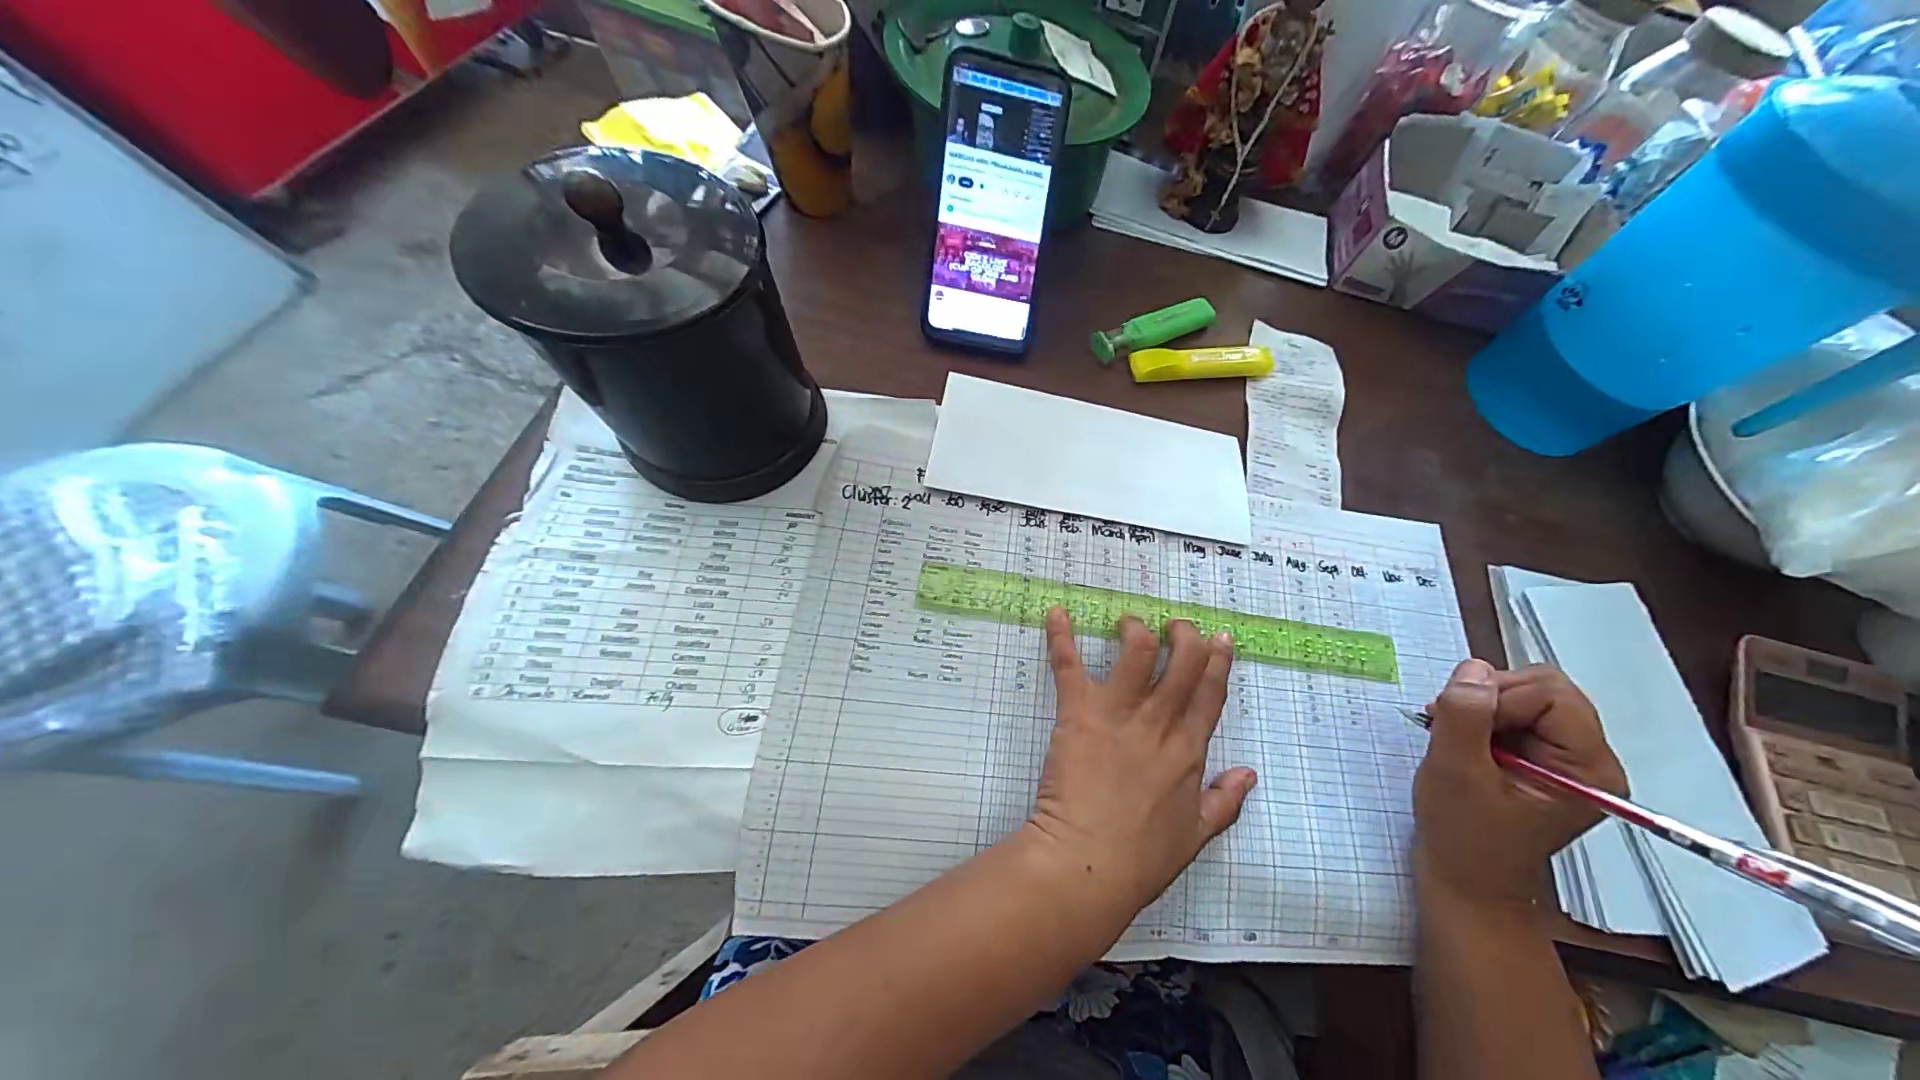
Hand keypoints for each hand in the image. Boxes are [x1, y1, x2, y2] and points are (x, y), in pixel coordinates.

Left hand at [1022, 607, 1256, 917]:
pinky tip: (1057, 614)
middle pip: (1182, 664)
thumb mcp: (1194, 836)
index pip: (1210, 695)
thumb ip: (1224, 801)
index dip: (1218, 662)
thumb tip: (1248, 773)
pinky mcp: (1078, 714)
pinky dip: (1061, 637)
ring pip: (1137, 654)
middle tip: (1176, 623)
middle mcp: (1158, 726)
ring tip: (1129, 622)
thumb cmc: (1139, 858)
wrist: (1087, 865)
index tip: (1220, 636)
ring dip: (1136, 631)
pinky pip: (1069, 667)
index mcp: (1188, 753)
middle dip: (1184, 635)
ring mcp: (1119, 716)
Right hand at [1413, 661, 1627, 907]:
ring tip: (1450, 735)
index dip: (1498, 699)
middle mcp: (1588, 758)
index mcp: (1588, 767)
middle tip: (1448, 724)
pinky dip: (1479, 717)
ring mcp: (1565, 758)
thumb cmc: (1463, 834)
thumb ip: (1465, 716)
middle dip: (1488, 698)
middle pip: (1542, 689)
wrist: (1464, 879)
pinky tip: (1459, 740)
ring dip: (1478, 707)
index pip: (1550, 694)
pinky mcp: (1541, 758)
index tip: (1458, 725)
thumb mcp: (1455, 771)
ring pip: (1524, 696)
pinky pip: (1514, 712)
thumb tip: (1473, 668)